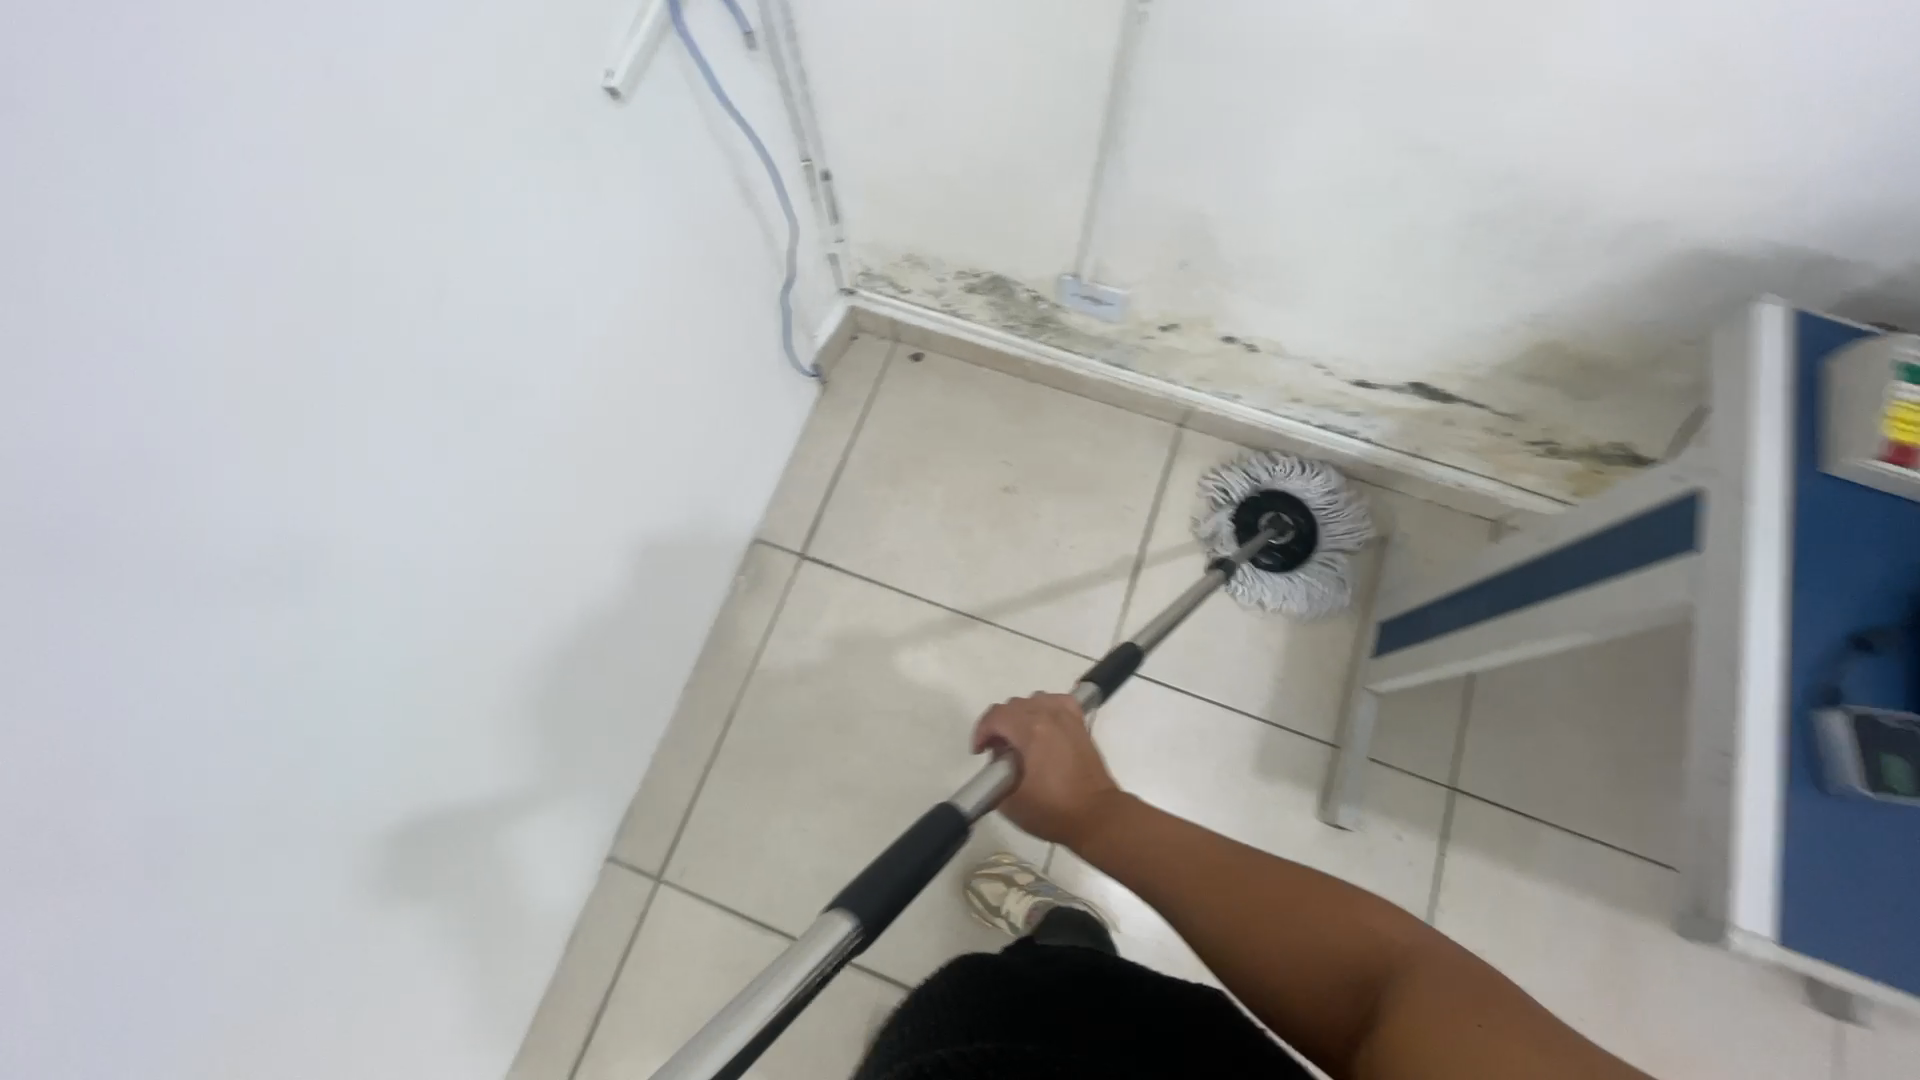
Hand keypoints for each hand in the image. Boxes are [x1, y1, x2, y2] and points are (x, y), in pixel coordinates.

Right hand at [971, 693, 1126, 847]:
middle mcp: (1049, 716)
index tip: (980, 752)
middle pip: (1013, 705)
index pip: (996, 716)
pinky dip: (1046, 709)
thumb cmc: (1053, 811)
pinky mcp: (1080, 725)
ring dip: (1021, 716)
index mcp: (1031, 731)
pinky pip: (1058, 702)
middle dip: (999, 726)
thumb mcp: (1010, 802)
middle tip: (998, 752)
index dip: (981, 732)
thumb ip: (993, 777)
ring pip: (1035, 700)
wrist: (1096, 816)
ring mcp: (1068, 717)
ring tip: (1020, 739)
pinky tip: (1044, 725)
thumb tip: (997, 764)